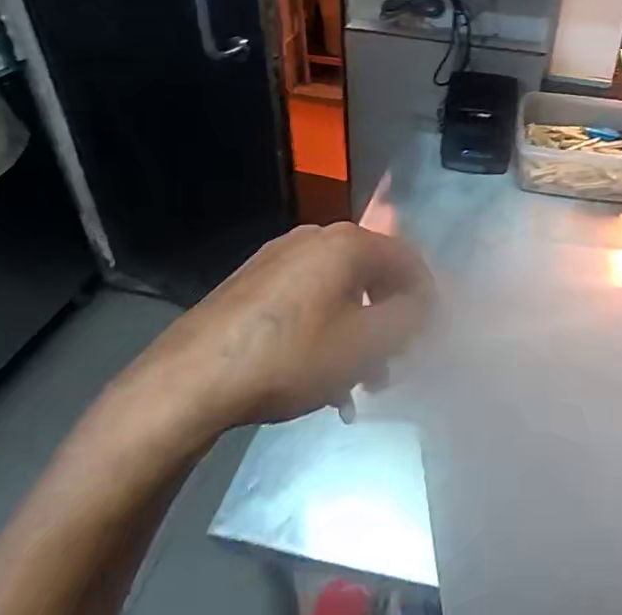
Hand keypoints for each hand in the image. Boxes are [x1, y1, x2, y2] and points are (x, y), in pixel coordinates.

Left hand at [122, 222, 434, 435]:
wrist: (192, 378)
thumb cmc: (292, 357)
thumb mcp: (366, 345)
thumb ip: (410, 318)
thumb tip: (425, 303)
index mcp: (348, 242)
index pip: (409, 259)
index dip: (428, 298)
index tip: (429, 339)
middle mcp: (316, 237)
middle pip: (373, 275)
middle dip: (389, 322)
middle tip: (391, 369)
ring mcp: (280, 255)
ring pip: (340, 291)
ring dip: (358, 332)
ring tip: (354, 384)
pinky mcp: (254, 280)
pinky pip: (308, 298)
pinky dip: (325, 330)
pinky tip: (317, 376)